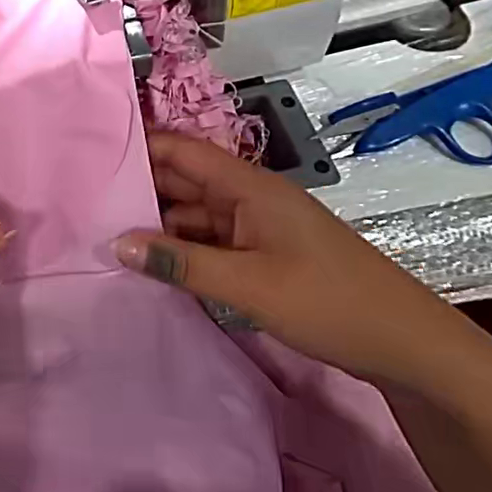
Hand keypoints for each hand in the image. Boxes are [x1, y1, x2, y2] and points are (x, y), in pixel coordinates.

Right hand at [113, 131, 477, 390]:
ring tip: (105, 236)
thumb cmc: (328, 301)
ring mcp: (255, 227)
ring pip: (194, 215)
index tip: (92, 154)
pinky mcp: (261, 255)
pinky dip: (182, 251)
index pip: (181, 151)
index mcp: (248, 185)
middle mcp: (248, 197)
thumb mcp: (249, 284)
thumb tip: (116, 244)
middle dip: (139, 190)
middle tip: (85, 202)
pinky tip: (151, 266)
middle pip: (184, 182)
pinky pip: (210, 242)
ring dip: (158, 225)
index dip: (139, 147)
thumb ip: (180, 263)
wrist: (406, 344)